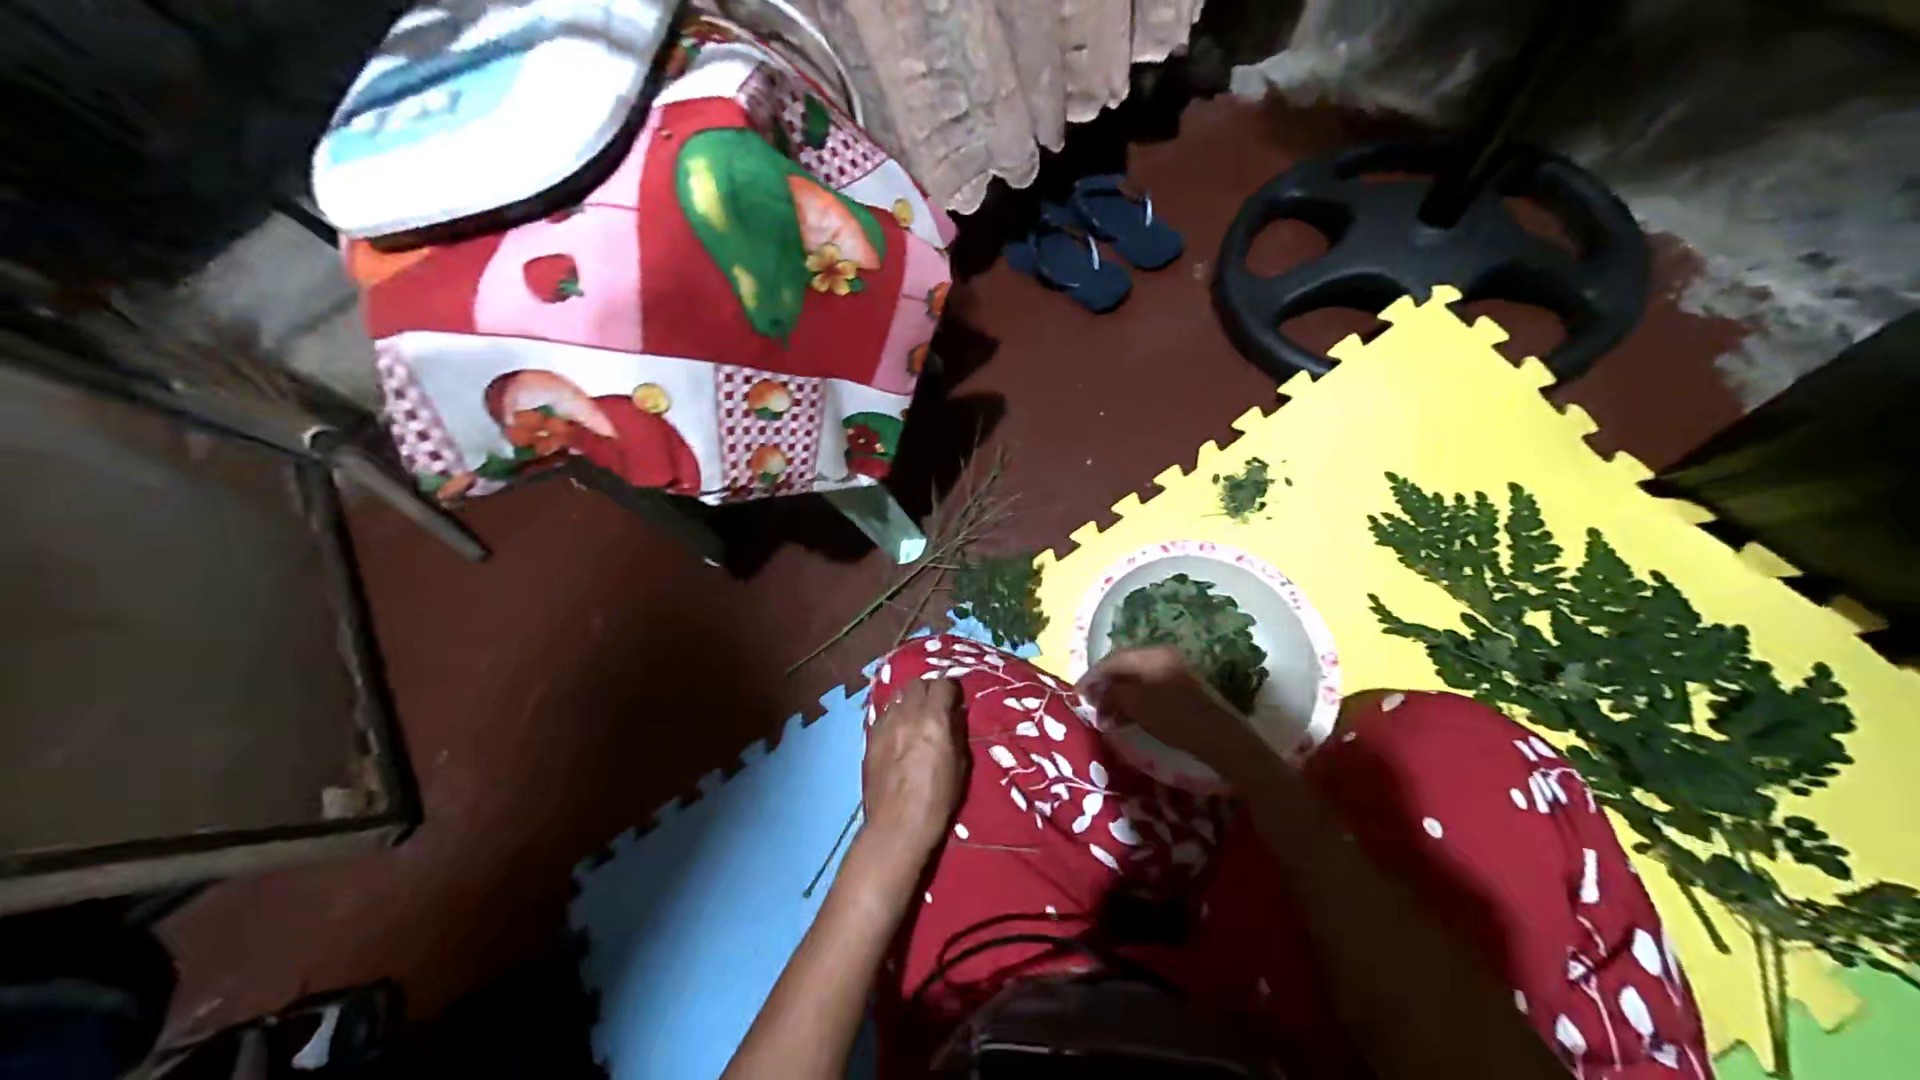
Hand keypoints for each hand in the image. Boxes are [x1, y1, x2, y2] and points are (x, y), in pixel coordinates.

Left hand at [862, 679, 964, 858]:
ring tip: (915, 718)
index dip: (951, 690)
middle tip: (935, 706)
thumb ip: (957, 733)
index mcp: (933, 719)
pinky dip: (894, 717)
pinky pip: (883, 715)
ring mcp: (884, 724)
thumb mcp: (960, 765)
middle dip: (928, 690)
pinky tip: (898, 733)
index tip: (955, 700)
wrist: (897, 825)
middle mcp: (907, 714)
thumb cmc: (937, 799)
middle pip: (916, 683)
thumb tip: (955, 715)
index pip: (943, 684)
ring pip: (897, 697)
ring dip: (909, 702)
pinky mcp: (869, 738)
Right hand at [1076, 647, 1277, 782]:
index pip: (1114, 659)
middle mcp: (1163, 658)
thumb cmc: (1175, 718)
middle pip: (1124, 669)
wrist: (1220, 741)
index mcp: (1153, 654)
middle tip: (1090, 707)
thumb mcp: (1137, 703)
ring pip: (1135, 683)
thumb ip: (1112, 691)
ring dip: (1117, 699)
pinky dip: (1132, 705)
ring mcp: (1174, 675)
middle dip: (1104, 688)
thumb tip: (1095, 689)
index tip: (1078, 693)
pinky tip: (1124, 721)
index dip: (1093, 675)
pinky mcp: (1180, 694)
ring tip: (1105, 720)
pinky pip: (1147, 693)